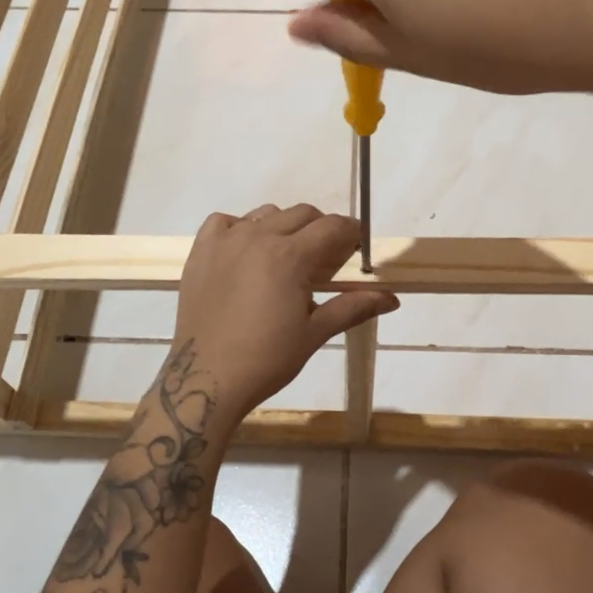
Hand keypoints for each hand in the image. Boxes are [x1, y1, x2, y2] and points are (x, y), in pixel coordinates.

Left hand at [174, 204, 398, 412]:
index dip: (351, 233)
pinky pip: (224, 222)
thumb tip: (393, 298)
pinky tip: (246, 253)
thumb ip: (353, 307)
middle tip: (326, 259)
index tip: (357, 246)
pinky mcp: (200, 252)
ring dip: (284, 227)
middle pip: (301, 214)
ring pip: (265, 214)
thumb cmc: (267, 359)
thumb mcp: (314, 333)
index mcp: (289, 256)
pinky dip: (241, 228)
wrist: (206, 378)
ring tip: (286, 258)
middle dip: (321, 229)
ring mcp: (225, 242)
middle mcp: (257, 237)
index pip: (332, 227)